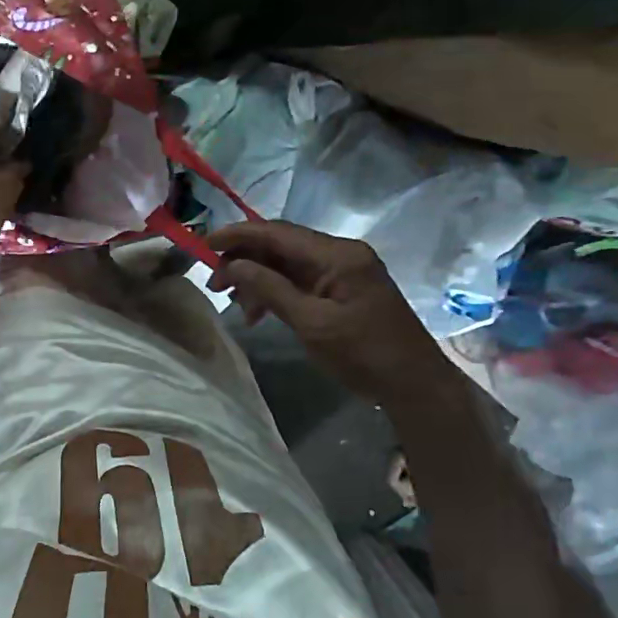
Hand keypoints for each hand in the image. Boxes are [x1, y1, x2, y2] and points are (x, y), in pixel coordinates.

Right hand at [206, 220, 459, 411]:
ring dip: (256, 279)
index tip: (203, 244)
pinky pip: (299, 279)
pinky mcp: (341, 288)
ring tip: (236, 306)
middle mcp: (340, 253)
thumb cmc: (364, 354)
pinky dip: (275, 291)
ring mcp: (342, 270)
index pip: (277, 233)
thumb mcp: (312, 323)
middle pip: (279, 245)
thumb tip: (233, 264)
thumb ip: (271, 289)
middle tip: (215, 285)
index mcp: (337, 255)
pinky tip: (259, 313)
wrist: (414, 384)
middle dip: (243, 260)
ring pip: (286, 263)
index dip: (237, 235)